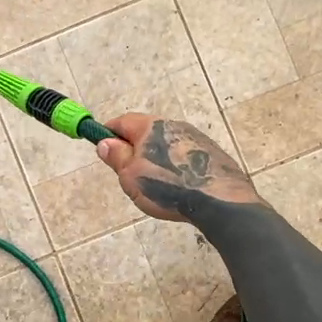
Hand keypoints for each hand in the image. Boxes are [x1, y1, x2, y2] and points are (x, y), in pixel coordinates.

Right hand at [96, 114, 260, 222]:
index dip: (109, 132)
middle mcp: (175, 125)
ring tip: (156, 183)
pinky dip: (176, 166)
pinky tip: (178, 186)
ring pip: (168, 144)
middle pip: (147, 132)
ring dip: (157, 157)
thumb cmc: (166, 187)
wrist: (218, 200)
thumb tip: (104, 142)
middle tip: (128, 173)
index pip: (123, 121)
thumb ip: (117, 157)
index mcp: (151, 126)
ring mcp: (197, 138)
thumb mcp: (131, 176)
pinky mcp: (212, 154)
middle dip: (135, 148)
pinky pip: (185, 156)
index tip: (103, 146)